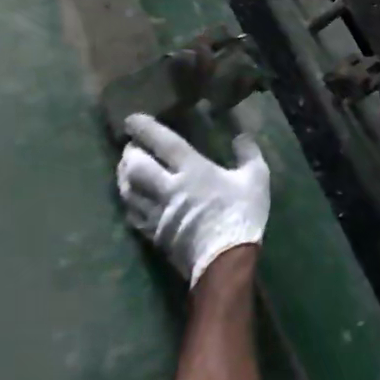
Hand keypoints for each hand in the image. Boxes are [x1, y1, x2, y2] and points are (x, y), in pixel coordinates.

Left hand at [116, 114, 270, 286]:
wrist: (226, 261)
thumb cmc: (241, 214)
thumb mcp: (256, 178)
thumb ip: (248, 153)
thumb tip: (241, 135)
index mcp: (192, 169)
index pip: (162, 143)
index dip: (144, 128)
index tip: (131, 119)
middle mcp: (168, 187)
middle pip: (136, 166)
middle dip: (129, 152)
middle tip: (131, 145)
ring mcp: (157, 212)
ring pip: (128, 189)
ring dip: (123, 175)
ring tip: (125, 167)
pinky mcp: (153, 233)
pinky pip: (132, 213)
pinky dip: (128, 200)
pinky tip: (131, 197)